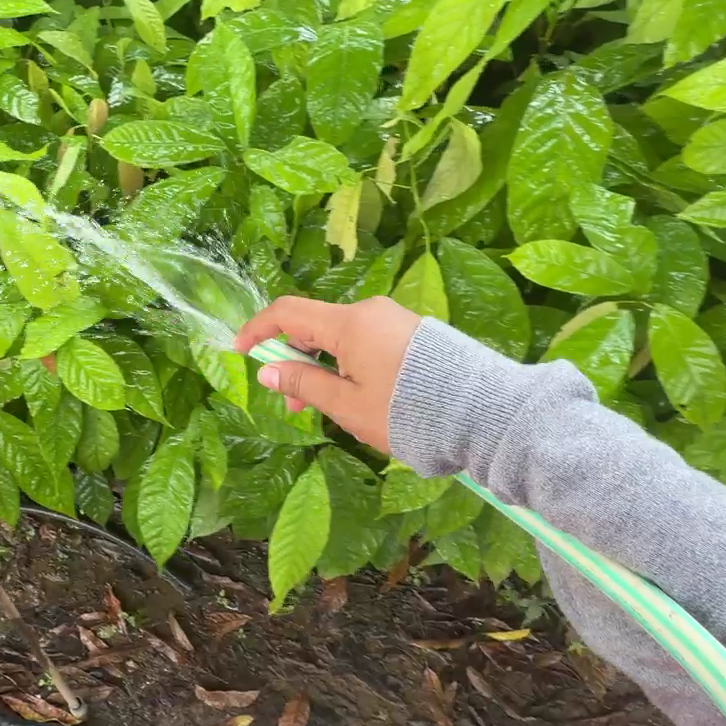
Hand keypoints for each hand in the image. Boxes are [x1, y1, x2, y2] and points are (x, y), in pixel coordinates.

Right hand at [233, 295, 421, 454]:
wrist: (485, 413)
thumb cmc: (407, 411)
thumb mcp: (347, 405)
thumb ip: (304, 383)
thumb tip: (267, 369)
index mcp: (350, 323)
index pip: (287, 313)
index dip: (258, 330)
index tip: (240, 353)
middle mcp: (370, 312)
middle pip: (314, 325)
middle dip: (293, 358)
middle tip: (292, 403)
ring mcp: (394, 320)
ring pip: (340, 336)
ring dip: (320, 365)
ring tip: (326, 407)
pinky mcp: (412, 334)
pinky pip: (364, 341)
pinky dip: (346, 363)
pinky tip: (356, 395)